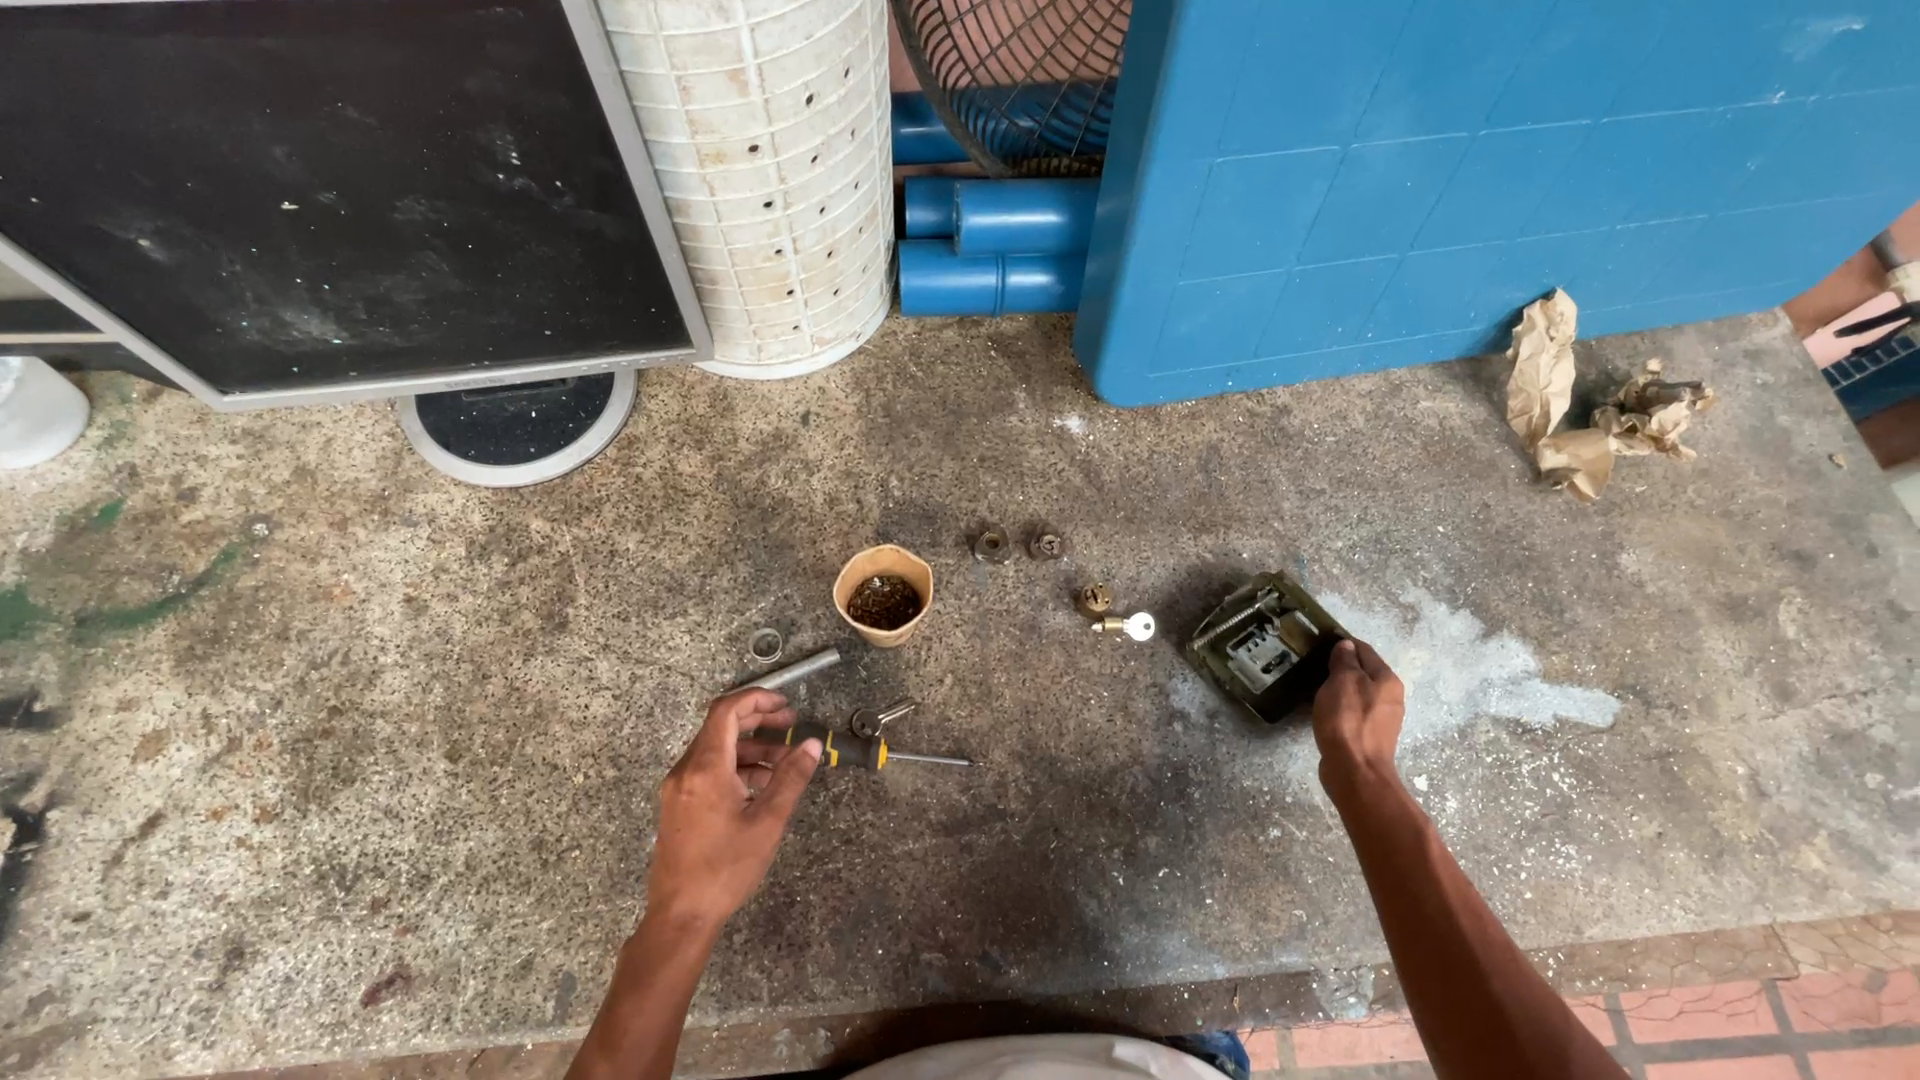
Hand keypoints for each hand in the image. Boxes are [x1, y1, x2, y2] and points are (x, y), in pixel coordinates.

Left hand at [643, 689, 821, 931]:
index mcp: (705, 768)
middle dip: (758, 720)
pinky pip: (708, 769)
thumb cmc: (726, 869)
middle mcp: (686, 770)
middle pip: (721, 726)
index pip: (727, 711)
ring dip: (751, 747)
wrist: (680, 915)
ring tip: (785, 761)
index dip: (758, 699)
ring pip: (716, 749)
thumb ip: (791, 778)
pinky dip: (737, 766)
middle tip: (792, 726)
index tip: (787, 706)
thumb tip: (812, 745)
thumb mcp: (767, 822)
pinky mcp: (678, 804)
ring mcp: (678, 787)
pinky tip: (762, 784)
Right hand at [1312, 639, 1405, 806]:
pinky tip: (1324, 710)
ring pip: (1358, 693)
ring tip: (1315, 686)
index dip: (1343, 643)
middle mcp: (1390, 696)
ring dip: (1340, 688)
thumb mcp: (1342, 682)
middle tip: (1313, 664)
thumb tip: (1346, 646)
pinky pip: (1354, 712)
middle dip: (1341, 666)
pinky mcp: (1369, 736)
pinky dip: (1340, 706)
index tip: (1319, 641)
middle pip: (1364, 672)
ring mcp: (1382, 718)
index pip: (1364, 650)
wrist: (1355, 770)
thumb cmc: (1348, 720)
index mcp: (1387, 679)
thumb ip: (1345, 661)